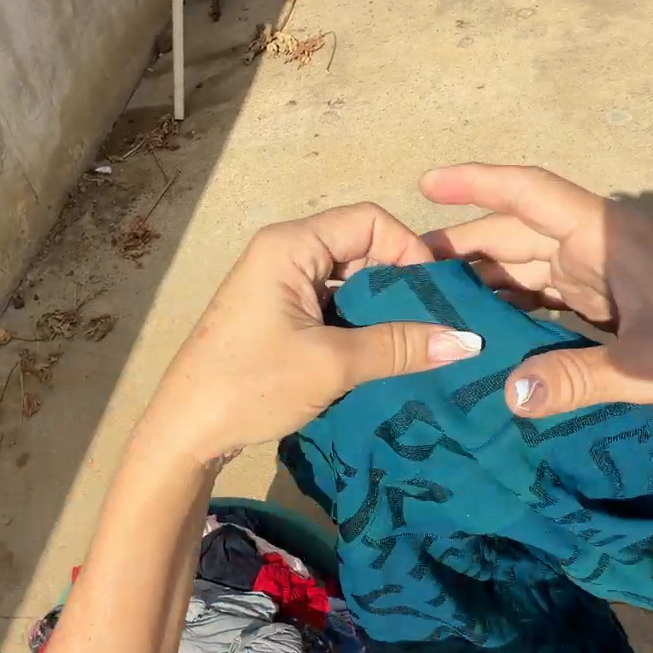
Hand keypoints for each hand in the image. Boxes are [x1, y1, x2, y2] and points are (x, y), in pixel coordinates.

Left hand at [139, 203, 484, 465]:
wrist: (185, 431)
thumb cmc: (251, 385)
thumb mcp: (331, 364)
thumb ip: (399, 347)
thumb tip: (467, 340)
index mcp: (289, 246)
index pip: (369, 221)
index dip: (409, 251)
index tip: (434, 297)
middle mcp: (280, 255)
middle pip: (358, 250)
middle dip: (399, 285)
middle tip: (434, 324)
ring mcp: (274, 288)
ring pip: (345, 284)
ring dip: (378, 312)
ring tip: (413, 345)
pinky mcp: (272, 319)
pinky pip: (326, 309)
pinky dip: (354, 328)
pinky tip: (378, 356)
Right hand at [419, 164, 652, 420]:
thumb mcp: (651, 367)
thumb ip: (578, 378)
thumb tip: (506, 394)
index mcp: (607, 236)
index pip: (531, 194)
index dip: (477, 184)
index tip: (426, 183)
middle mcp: (597, 245)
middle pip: (513, 234)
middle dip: (458, 246)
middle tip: (401, 273)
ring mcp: (600, 274)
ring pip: (521, 264)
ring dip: (477, 279)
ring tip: (425, 301)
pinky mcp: (603, 302)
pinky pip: (538, 294)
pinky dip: (504, 306)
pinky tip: (476, 327)